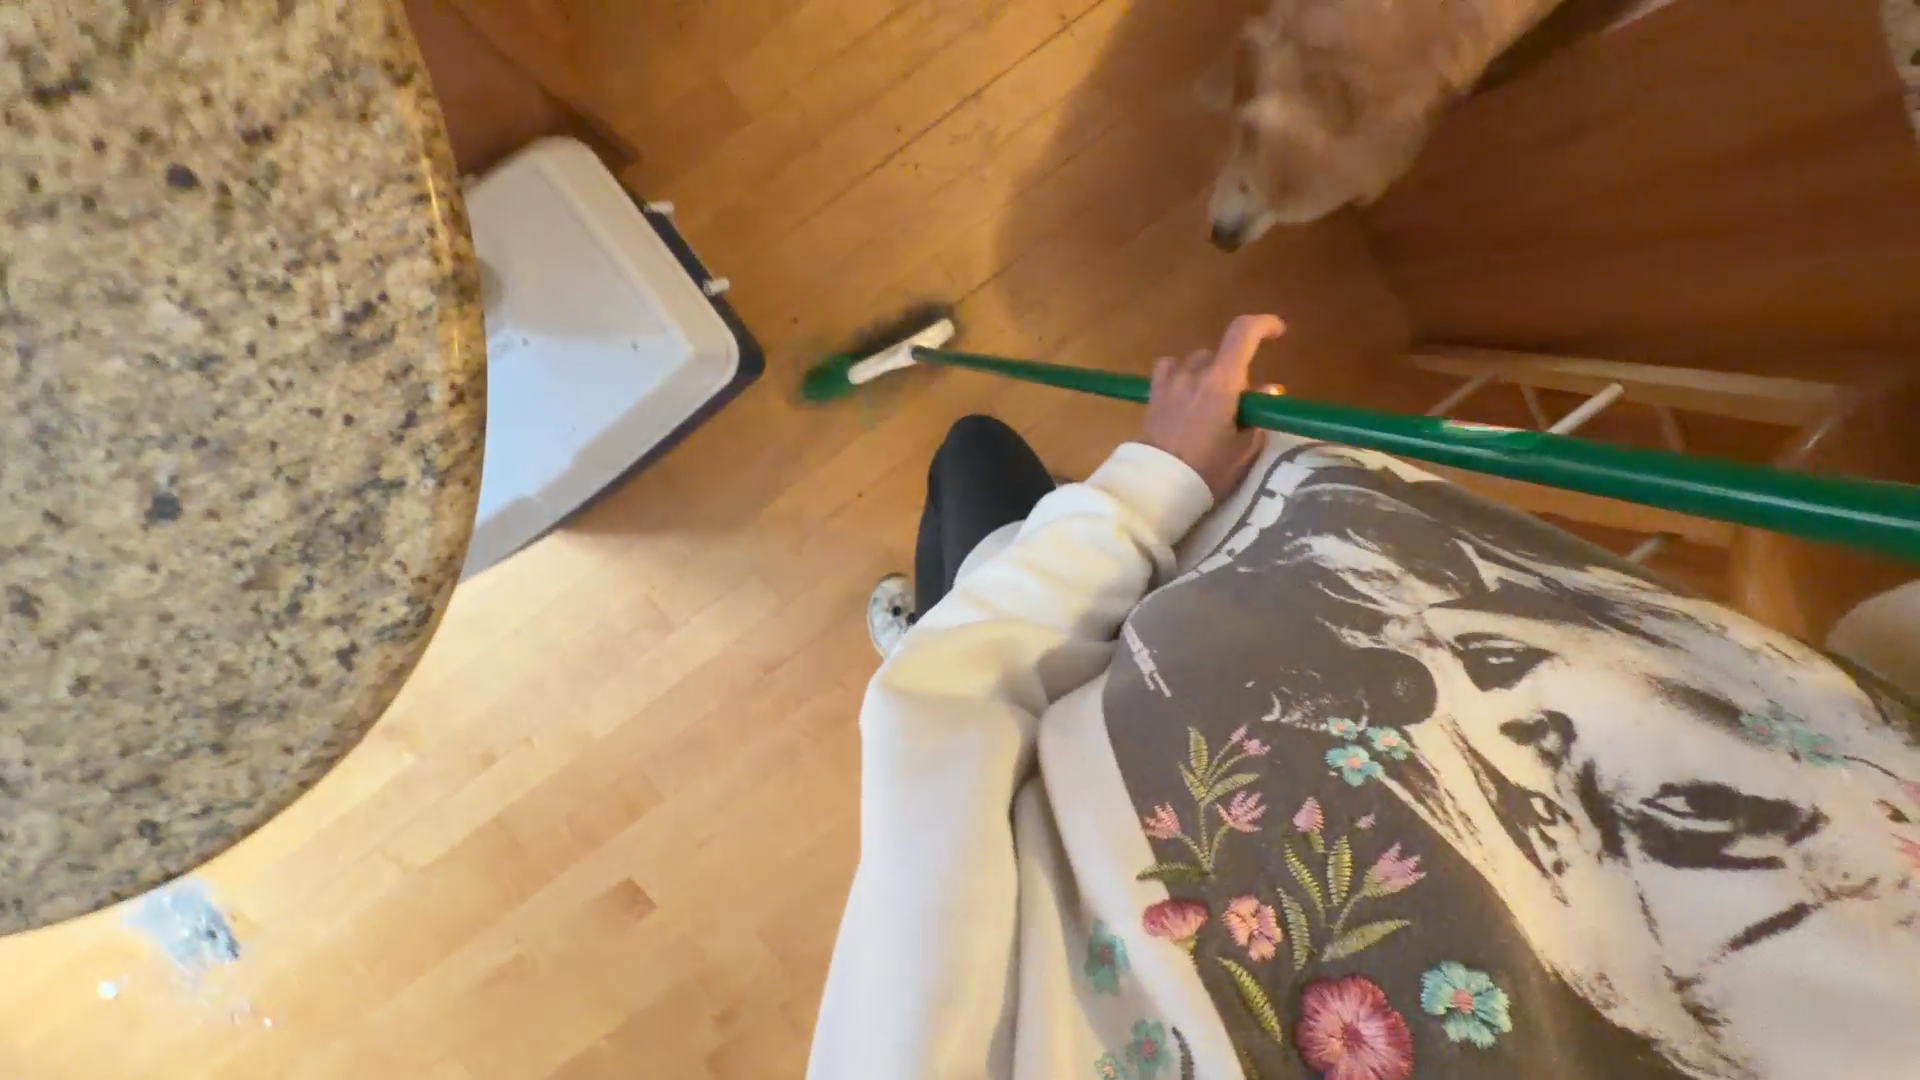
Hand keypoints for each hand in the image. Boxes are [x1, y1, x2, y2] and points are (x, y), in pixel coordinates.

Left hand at [1139, 314, 1284, 497]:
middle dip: (1234, 371)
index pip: (1243, 333)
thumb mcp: (1244, 449)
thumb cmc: (1207, 469)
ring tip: (1210, 403)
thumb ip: (1258, 416)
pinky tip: (1184, 394)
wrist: (1157, 484)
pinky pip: (1169, 369)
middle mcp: (1194, 373)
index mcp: (1222, 382)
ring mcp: (1169, 381)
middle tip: (1238, 402)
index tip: (1278, 333)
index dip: (1264, 325)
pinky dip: (1181, 374)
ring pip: (1195, 361)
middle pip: (1220, 354)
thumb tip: (1267, 390)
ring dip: (1208, 374)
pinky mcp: (1152, 393)